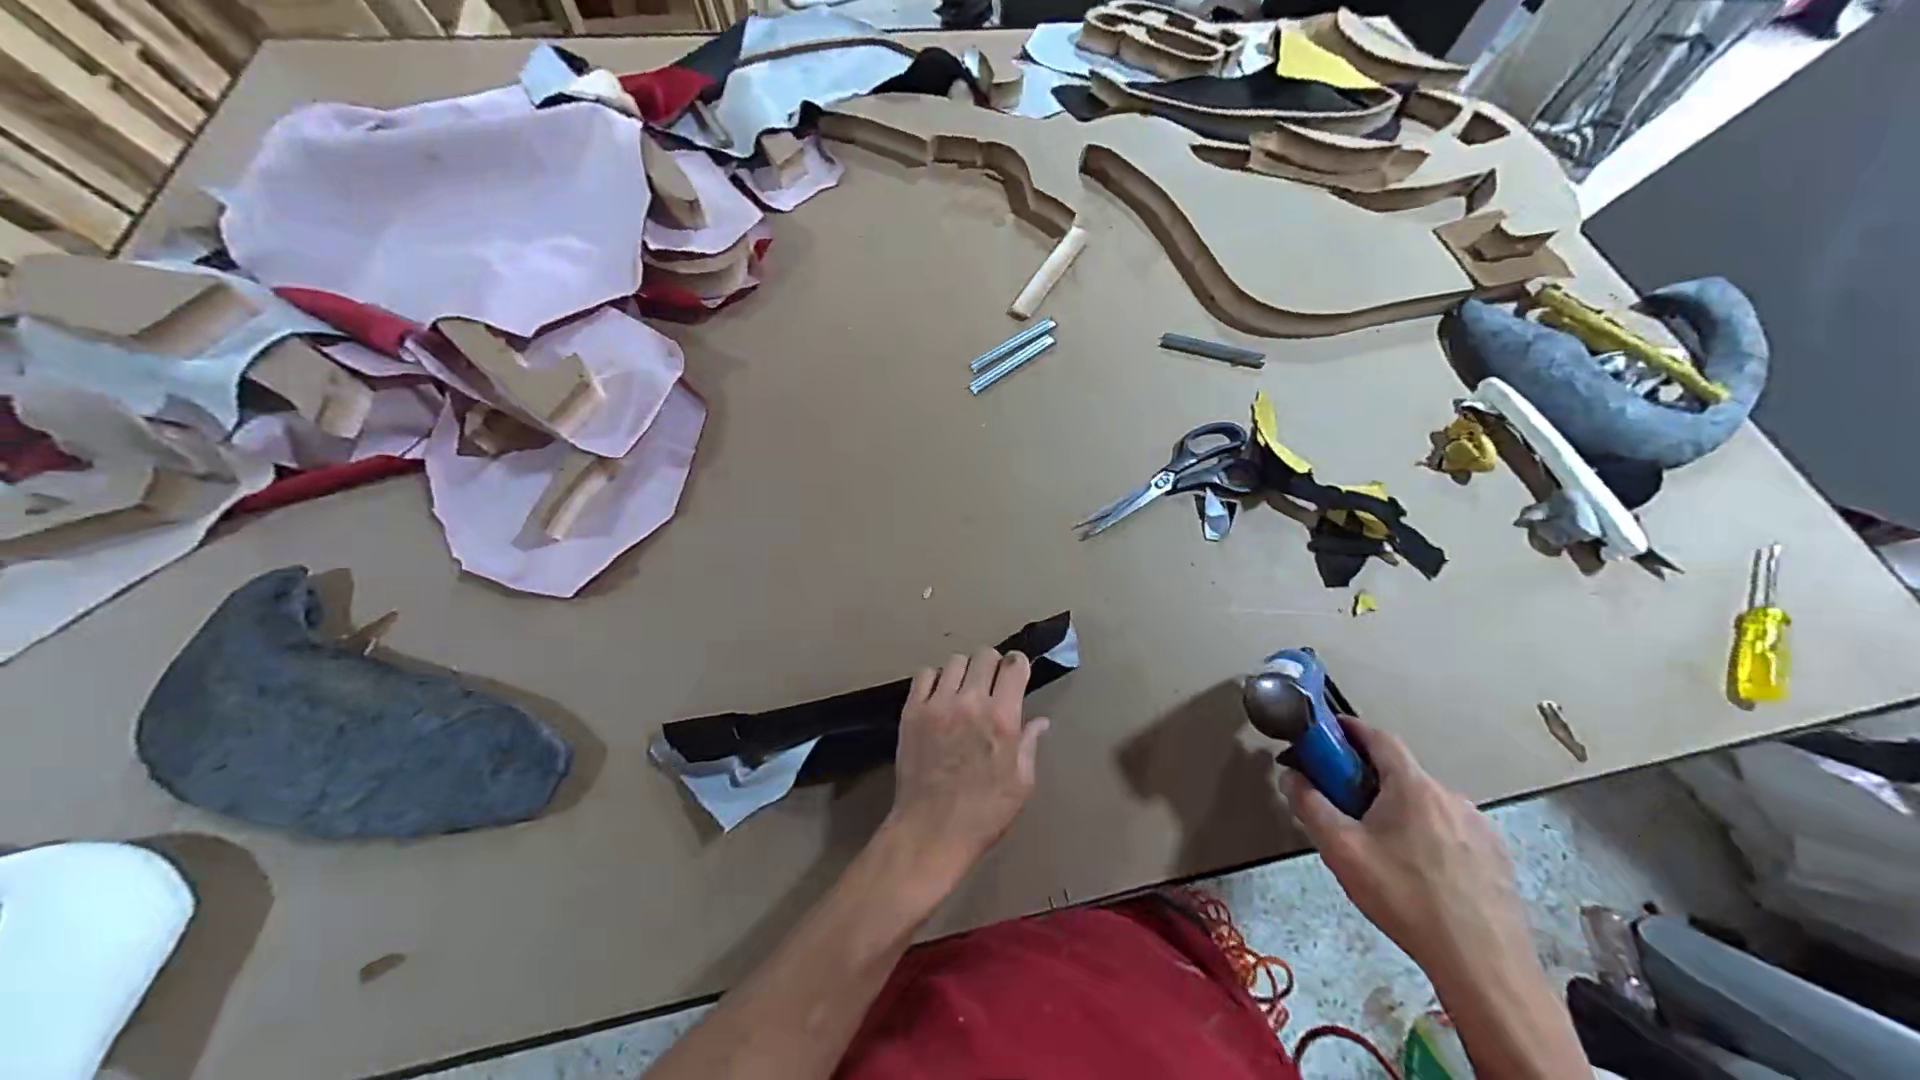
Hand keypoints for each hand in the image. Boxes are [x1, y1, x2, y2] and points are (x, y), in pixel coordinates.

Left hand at [886, 648, 1050, 880]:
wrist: (931, 830)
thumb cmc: (984, 813)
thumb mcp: (1021, 784)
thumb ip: (1030, 745)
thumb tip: (1040, 722)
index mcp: (1003, 718)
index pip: (1014, 665)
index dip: (1018, 665)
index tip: (1016, 674)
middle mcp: (970, 702)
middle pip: (984, 655)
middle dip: (993, 665)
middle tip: (991, 683)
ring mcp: (938, 704)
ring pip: (954, 660)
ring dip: (964, 671)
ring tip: (963, 690)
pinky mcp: (912, 711)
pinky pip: (924, 675)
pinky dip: (934, 679)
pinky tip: (938, 696)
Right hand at [1281, 718, 1534, 989]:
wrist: (1483, 964)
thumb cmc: (1405, 898)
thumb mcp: (1340, 849)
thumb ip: (1309, 804)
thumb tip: (1291, 776)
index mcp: (1413, 786)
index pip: (1379, 737)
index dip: (1349, 729)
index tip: (1326, 735)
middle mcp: (1450, 797)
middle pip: (1400, 773)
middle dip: (1366, 779)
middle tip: (1341, 805)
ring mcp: (1480, 826)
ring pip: (1425, 803)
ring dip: (1397, 810)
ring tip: (1378, 848)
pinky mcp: (1496, 856)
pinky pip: (1450, 829)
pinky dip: (1425, 834)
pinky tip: (1415, 871)